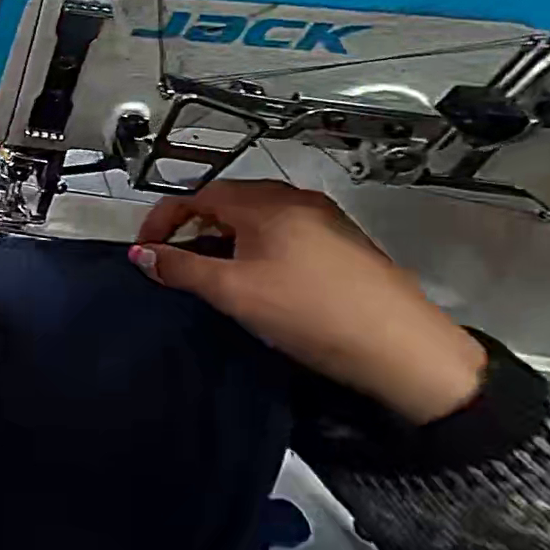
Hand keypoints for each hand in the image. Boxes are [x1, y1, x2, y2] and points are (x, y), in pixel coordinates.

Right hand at [131, 179, 486, 423]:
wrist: (408, 353)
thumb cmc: (310, 313)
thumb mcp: (235, 293)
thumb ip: (182, 269)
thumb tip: (140, 255)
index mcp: (264, 202)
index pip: (196, 196)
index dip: (162, 220)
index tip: (145, 250)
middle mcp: (293, 197)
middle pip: (226, 201)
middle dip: (192, 226)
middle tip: (175, 259)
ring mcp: (323, 216)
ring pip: (256, 215)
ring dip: (224, 235)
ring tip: (213, 269)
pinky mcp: (344, 240)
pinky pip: (283, 229)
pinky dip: (256, 243)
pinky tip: (260, 274)